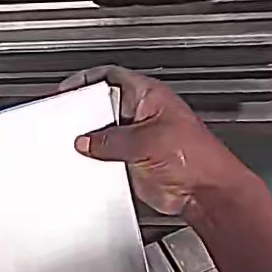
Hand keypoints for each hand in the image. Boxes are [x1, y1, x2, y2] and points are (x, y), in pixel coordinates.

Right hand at [59, 65, 259, 218]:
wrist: (206, 193)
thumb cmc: (196, 160)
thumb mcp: (146, 141)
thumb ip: (111, 140)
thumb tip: (86, 140)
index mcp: (149, 97)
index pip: (111, 77)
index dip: (86, 80)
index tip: (66, 91)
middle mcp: (141, 116)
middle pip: (102, 107)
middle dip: (84, 114)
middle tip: (65, 120)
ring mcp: (136, 140)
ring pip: (103, 135)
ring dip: (89, 142)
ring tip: (73, 145)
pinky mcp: (133, 162)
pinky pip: (106, 158)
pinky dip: (95, 162)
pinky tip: (86, 165)